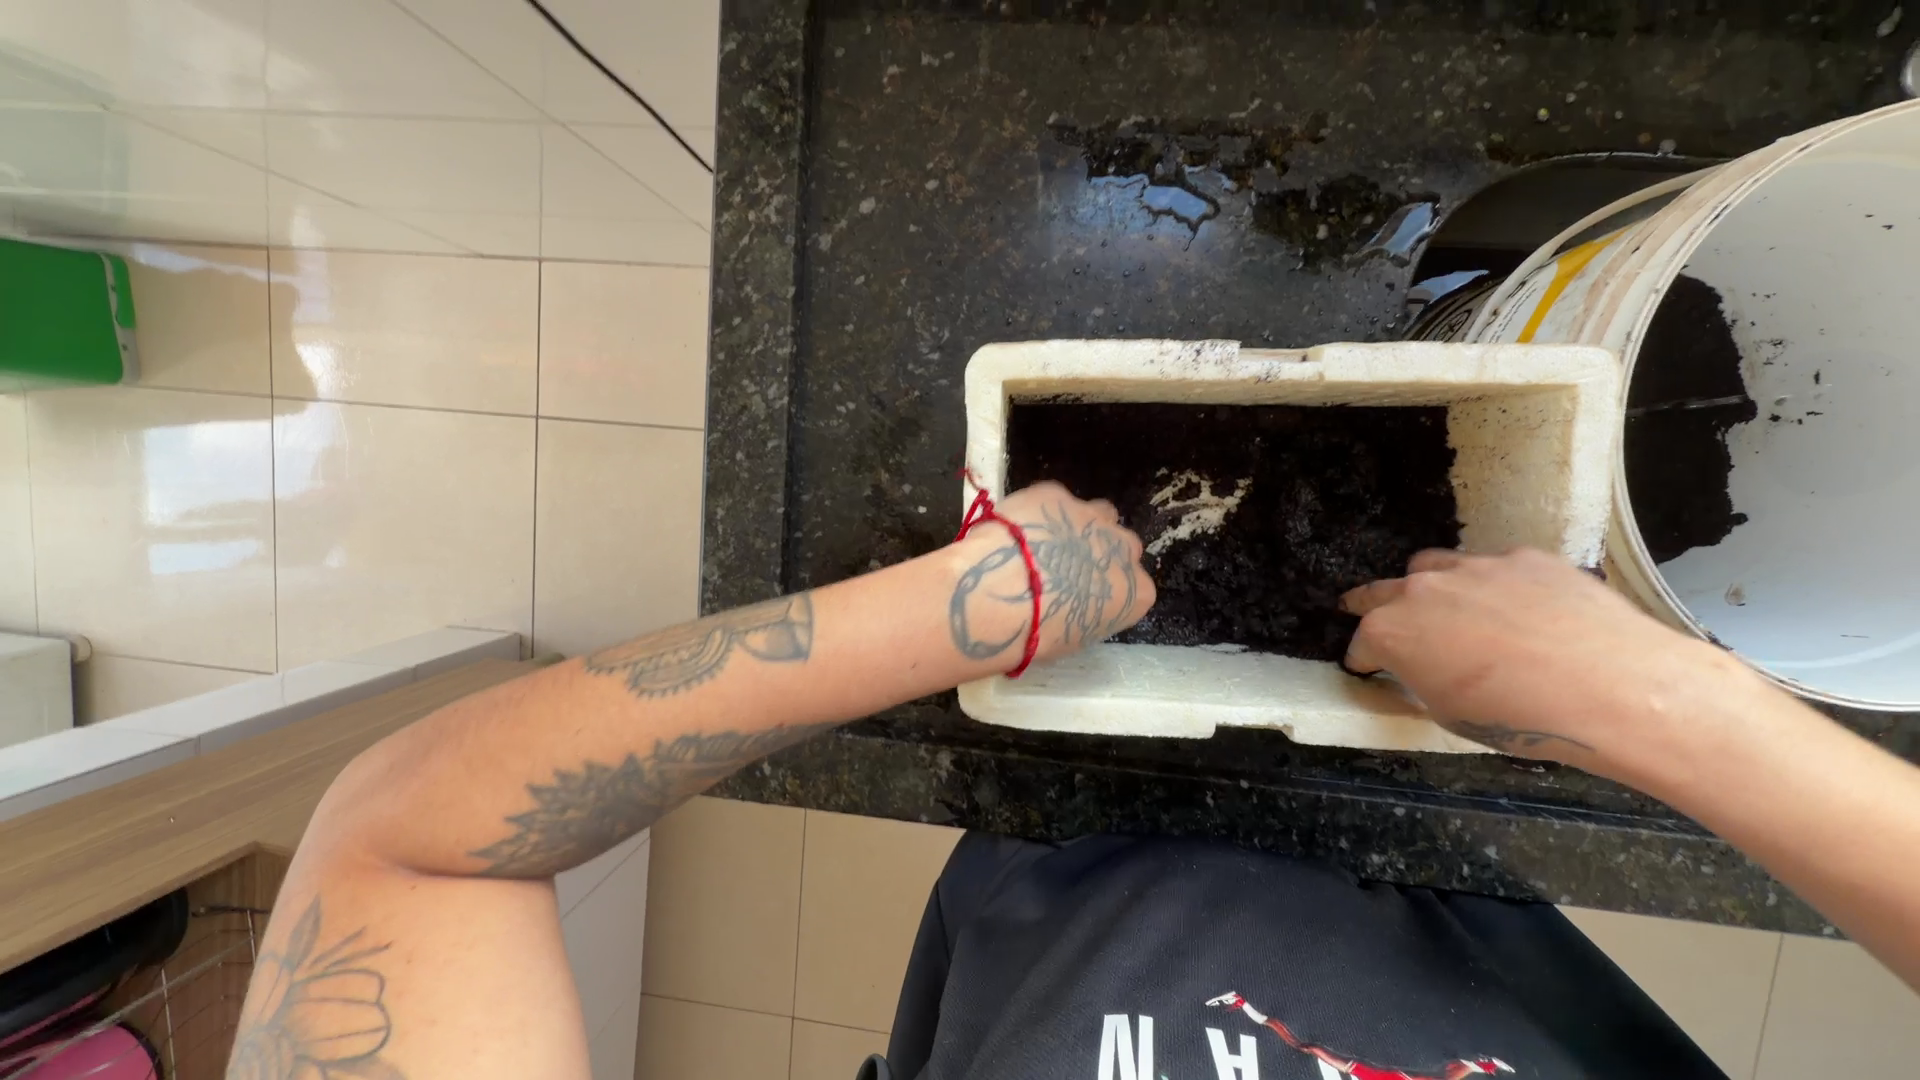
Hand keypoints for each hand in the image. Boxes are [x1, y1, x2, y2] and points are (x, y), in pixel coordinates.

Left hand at [946, 481, 1155, 669]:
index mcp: (1136, 592)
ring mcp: (1090, 515)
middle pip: (1121, 545)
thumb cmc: (1037, 634)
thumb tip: (1076, 603)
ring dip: (1079, 525)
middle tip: (1065, 569)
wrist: (998, 596)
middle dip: (1100, 553)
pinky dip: (1039, 512)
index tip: (1085, 596)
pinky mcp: (1055, 493)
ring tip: (1044, 543)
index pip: (1135, 586)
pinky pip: (1052, 500)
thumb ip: (1089, 613)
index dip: (1108, 589)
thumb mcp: (1074, 638)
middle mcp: (1123, 548)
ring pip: (1097, 513)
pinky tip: (1016, 529)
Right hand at [1340, 548, 1757, 769]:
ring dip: (1431, 587)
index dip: (1365, 660)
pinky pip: (1493, 566)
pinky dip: (1494, 586)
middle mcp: (1419, 590)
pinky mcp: (1523, 557)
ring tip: (1456, 612)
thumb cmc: (1523, 717)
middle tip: (1379, 622)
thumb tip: (1424, 669)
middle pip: (1378, 592)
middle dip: (1373, 608)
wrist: (1616, 689)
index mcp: (1390, 633)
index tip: (1371, 669)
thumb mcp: (1450, 713)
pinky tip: (1524, 612)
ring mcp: (1472, 567)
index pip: (1361, 644)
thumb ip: (1421, 680)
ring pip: (1432, 566)